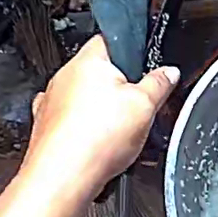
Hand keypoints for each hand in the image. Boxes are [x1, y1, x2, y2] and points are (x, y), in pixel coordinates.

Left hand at [24, 35, 179, 197]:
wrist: (62, 178)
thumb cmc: (94, 139)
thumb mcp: (144, 106)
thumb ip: (159, 84)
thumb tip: (169, 72)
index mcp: (88, 60)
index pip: (111, 38)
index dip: (132, 48)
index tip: (145, 63)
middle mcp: (64, 77)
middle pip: (100, 73)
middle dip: (121, 88)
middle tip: (139, 106)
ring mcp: (53, 104)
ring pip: (86, 100)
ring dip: (103, 112)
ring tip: (120, 132)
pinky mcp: (48, 129)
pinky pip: (74, 123)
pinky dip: (87, 131)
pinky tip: (101, 145)